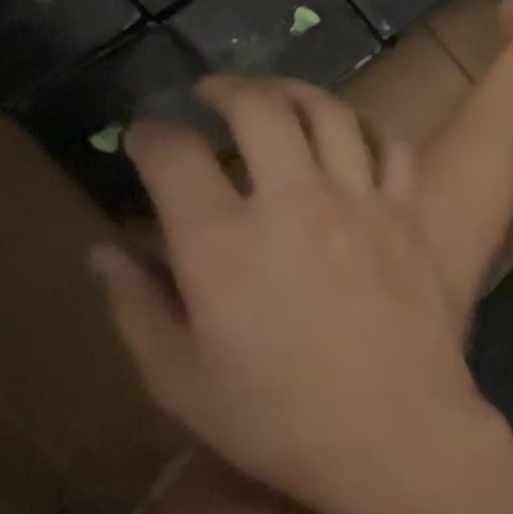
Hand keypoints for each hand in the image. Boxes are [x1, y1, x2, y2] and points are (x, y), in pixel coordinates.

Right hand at [91, 76, 490, 510]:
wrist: (392, 425)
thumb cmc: (275, 416)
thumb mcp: (178, 378)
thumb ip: (136, 305)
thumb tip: (104, 250)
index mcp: (222, 242)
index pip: (174, 156)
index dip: (152, 134)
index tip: (146, 134)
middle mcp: (293, 201)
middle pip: (260, 109)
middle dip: (228, 88)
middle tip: (212, 91)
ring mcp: (360, 199)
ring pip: (332, 114)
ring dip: (299, 92)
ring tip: (279, 94)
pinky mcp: (408, 211)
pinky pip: (394, 147)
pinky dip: (371, 129)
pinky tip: (356, 133)